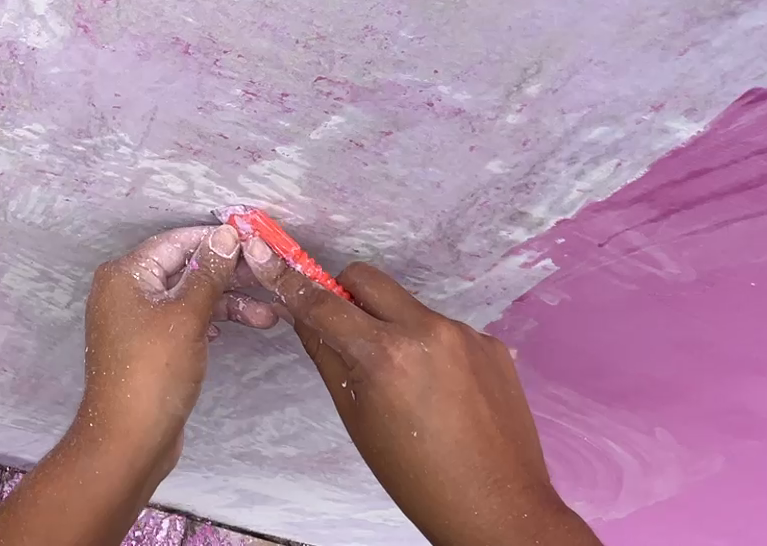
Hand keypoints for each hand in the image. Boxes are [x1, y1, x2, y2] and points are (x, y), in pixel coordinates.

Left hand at [77, 224, 279, 467]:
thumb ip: (208, 272)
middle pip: (184, 268)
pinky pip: (183, 318)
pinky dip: (210, 320)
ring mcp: (136, 317)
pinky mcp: (149, 343)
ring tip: (269, 314)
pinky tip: (241, 325)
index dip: (215, 240)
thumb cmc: (155, 371)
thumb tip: (226, 233)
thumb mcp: (187, 316)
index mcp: (126, 273)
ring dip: (226, 302)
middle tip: (268, 278)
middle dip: (227, 274)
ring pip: (187, 296)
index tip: (254, 241)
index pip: (176, 241)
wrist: (129, 441)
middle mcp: (126, 289)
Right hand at [244, 241, 600, 545]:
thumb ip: (325, 353)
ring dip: (392, 324)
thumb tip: (301, 312)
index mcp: (385, 355)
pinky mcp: (492, 344)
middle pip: (365, 278)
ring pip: (406, 304)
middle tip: (348, 328)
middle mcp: (426, 331)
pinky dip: (430, 345)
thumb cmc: (414, 474)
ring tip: (407, 377)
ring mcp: (465, 334)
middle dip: (346, 293)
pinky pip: (443, 328)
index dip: (290, 280)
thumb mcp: (355, 415)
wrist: (501, 513)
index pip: (323, 303)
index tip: (265, 254)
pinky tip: (442, 388)